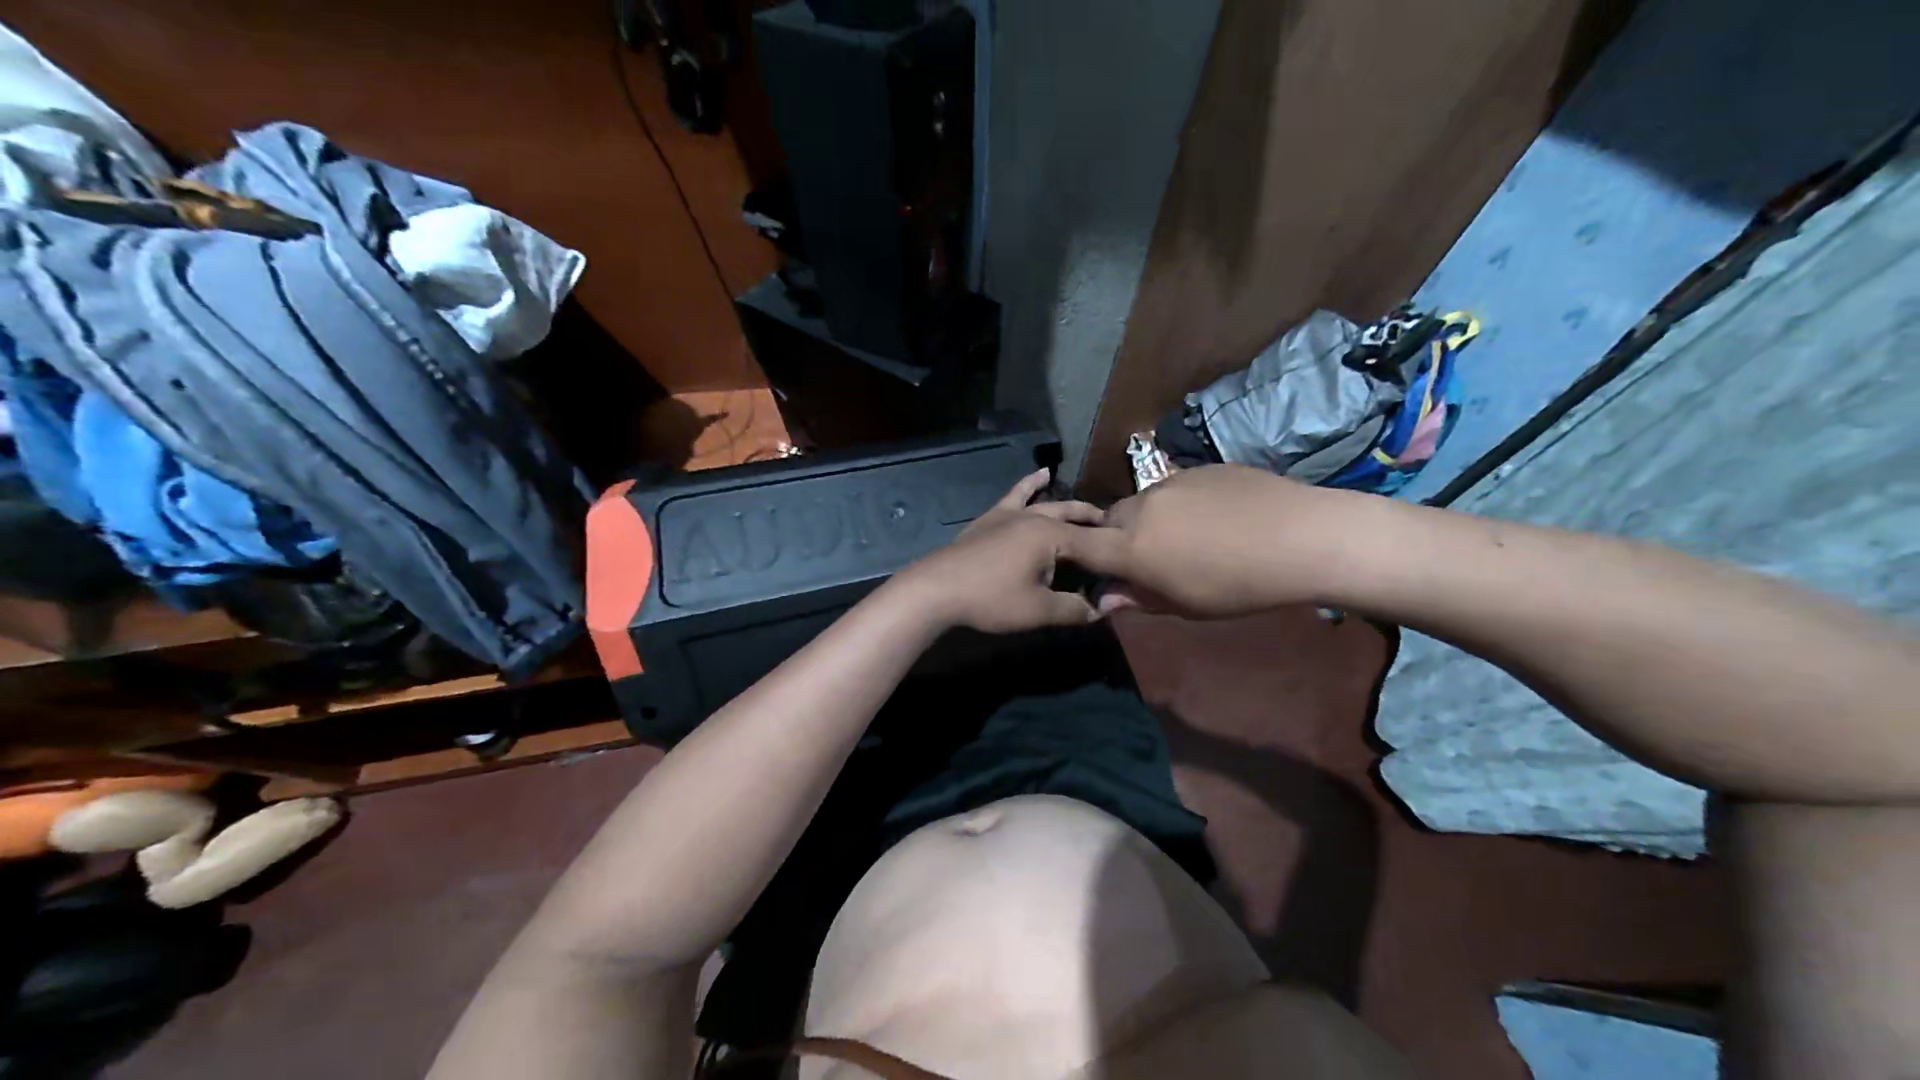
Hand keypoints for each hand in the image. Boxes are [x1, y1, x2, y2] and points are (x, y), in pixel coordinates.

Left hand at [888, 469, 1107, 632]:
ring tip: (1088, 506)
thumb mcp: (1039, 610)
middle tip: (1116, 533)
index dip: (1110, 556)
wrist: (936, 589)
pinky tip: (1039, 475)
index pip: (1091, 543)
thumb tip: (1100, 611)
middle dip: (1095, 525)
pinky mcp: (989, 519)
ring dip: (1069, 505)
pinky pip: (1015, 495)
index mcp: (1051, 536)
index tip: (1127, 565)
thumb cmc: (991, 599)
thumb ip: (1074, 609)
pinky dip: (1029, 484)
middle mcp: (1034, 517)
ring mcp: (1009, 514)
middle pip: (1072, 517)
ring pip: (1046, 503)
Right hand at [1063, 464, 1363, 618]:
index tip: (1087, 568)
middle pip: (1109, 519)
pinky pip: (1175, 487)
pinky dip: (1180, 504)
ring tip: (1185, 537)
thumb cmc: (1240, 585)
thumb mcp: (1186, 605)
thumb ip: (1139, 598)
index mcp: (1131, 546)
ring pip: (1142, 501)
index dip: (1074, 554)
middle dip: (1114, 537)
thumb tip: (1105, 598)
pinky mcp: (1201, 467)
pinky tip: (1215, 518)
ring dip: (1148, 519)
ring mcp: (1172, 482)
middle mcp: (1142, 507)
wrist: (1303, 536)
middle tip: (1143, 559)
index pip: (1081, 545)